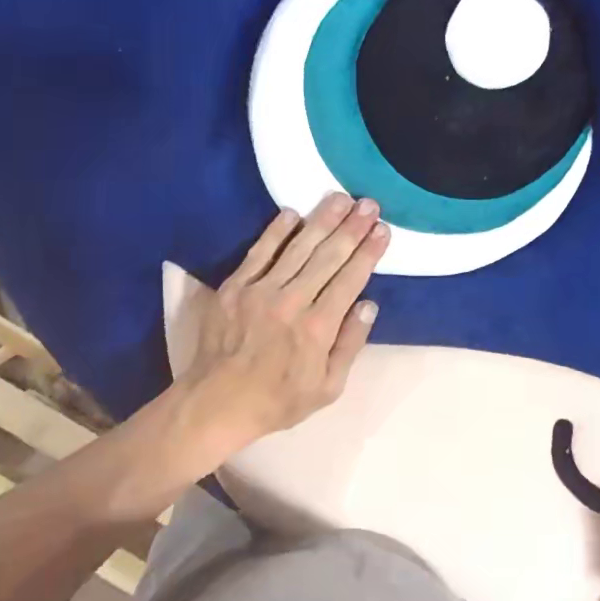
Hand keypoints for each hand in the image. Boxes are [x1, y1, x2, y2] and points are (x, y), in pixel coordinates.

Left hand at [179, 194, 389, 448]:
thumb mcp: (327, 388)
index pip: (350, 279)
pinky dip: (276, 230)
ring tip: (340, 198)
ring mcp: (260, 290)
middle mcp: (292, 301)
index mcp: (318, 328)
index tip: (382, 230)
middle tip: (369, 204)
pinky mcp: (235, 286)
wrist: (217, 402)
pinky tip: (292, 212)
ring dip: (321, 220)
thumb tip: (368, 304)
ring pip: (297, 247)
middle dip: (352, 228)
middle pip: (328, 256)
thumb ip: (350, 344)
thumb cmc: (277, 399)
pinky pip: (259, 251)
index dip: (368, 252)